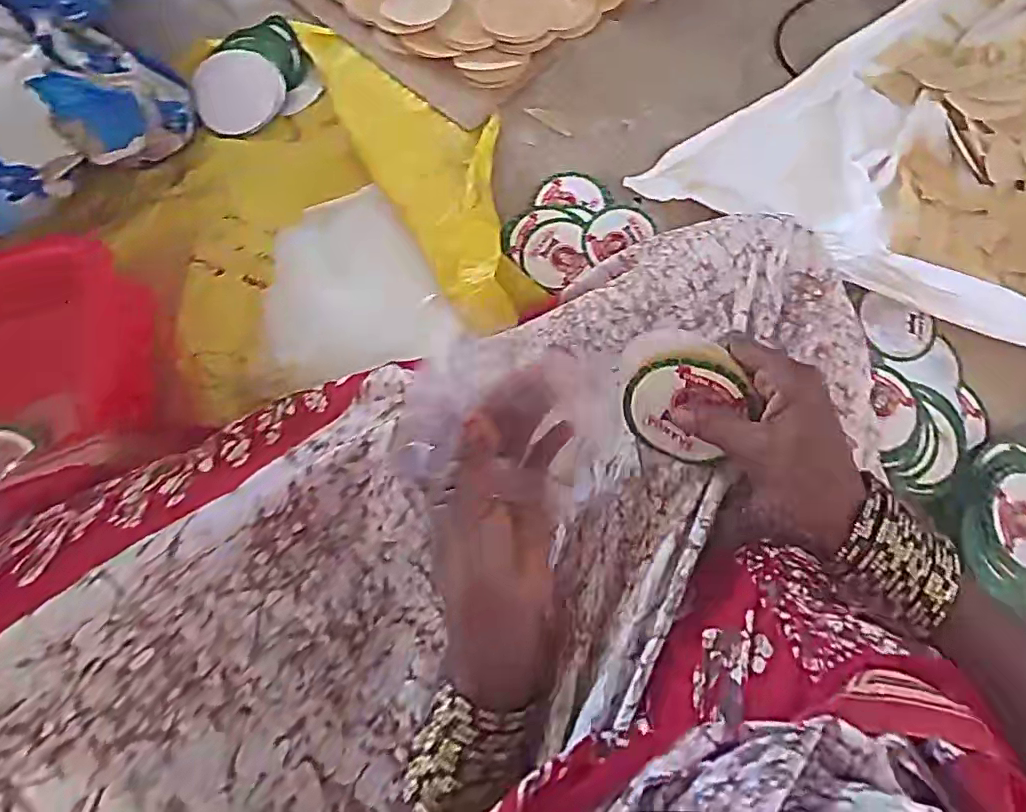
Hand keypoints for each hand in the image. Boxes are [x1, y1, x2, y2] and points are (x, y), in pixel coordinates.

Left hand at [427, 370, 572, 710]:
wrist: (505, 657)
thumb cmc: (488, 601)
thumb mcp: (481, 536)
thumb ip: (479, 475)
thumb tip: (475, 416)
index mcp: (457, 490)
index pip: (476, 429)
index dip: (498, 396)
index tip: (528, 368)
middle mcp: (478, 487)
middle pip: (499, 432)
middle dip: (524, 398)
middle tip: (558, 368)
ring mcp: (505, 499)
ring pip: (520, 446)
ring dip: (539, 415)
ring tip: (565, 385)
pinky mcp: (530, 514)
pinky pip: (538, 470)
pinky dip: (551, 446)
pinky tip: (568, 427)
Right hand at [673, 341, 865, 556]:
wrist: (842, 519)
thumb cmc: (802, 482)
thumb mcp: (755, 451)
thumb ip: (715, 424)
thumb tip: (676, 407)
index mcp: (791, 376)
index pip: (740, 347)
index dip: (709, 357)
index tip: (679, 376)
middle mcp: (797, 378)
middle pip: (743, 366)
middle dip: (712, 381)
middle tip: (678, 399)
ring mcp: (798, 398)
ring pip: (749, 387)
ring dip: (722, 400)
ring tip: (688, 414)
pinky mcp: (795, 418)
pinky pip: (759, 405)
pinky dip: (738, 413)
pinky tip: (715, 429)